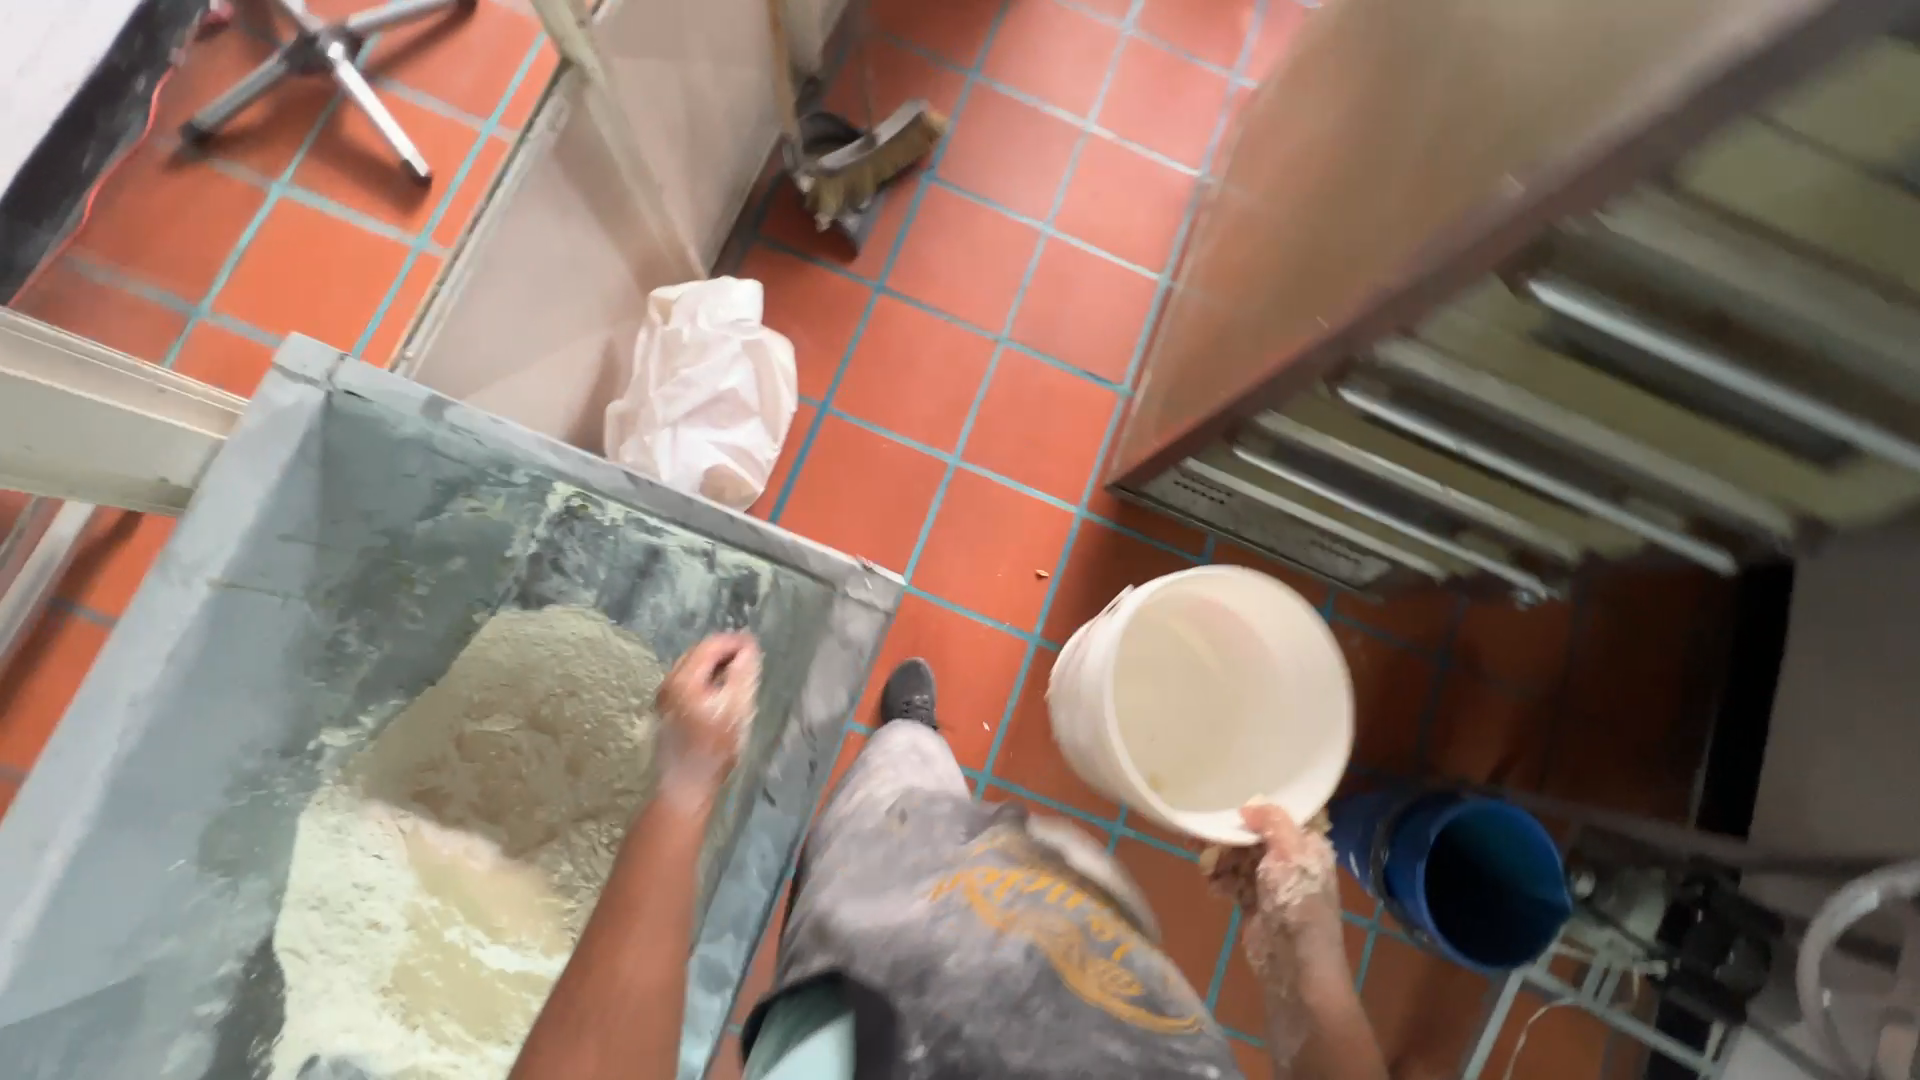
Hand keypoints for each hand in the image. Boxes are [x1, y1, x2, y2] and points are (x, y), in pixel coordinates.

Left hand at [655, 632, 760, 796]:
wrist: (686, 787)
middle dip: (725, 651)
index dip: (734, 642)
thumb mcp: (737, 708)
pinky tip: (721, 690)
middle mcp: (668, 684)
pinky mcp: (666, 710)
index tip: (755, 646)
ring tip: (739, 673)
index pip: (710, 646)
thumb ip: (743, 673)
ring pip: (692, 668)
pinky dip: (706, 678)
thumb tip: (748, 646)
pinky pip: (688, 681)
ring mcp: (664, 697)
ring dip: (716, 665)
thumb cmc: (714, 749)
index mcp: (683, 680)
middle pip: (698, 654)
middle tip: (749, 659)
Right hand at [1206, 801, 1345, 987]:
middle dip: (1226, 836)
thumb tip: (1247, 808)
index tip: (1226, 803)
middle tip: (1199, 834)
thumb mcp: (1291, 853)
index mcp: (1306, 846)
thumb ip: (1272, 821)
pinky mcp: (1252, 902)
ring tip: (1204, 865)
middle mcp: (1289, 861)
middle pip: (1250, 837)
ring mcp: (1270, 884)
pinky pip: (1230, 880)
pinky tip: (1213, 886)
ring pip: (1236, 857)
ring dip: (1217, 859)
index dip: (1253, 811)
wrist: (1293, 963)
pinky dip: (1219, 880)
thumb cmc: (1297, 903)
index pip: (1278, 818)